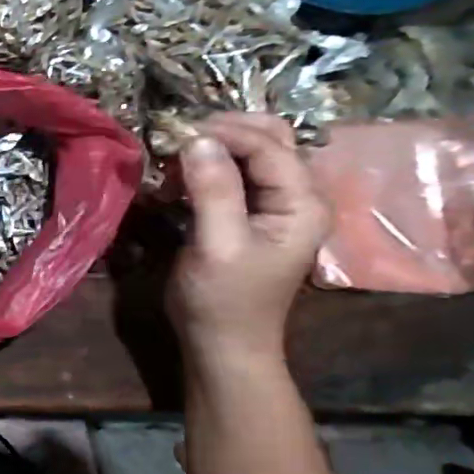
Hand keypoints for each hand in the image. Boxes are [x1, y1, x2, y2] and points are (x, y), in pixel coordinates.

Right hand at [168, 114, 330, 361]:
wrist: (223, 341)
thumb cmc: (223, 298)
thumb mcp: (216, 245)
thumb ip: (213, 191)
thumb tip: (196, 140)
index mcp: (302, 203)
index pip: (269, 146)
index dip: (224, 132)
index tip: (173, 133)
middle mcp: (297, 196)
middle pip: (269, 139)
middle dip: (223, 131)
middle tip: (174, 139)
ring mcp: (275, 205)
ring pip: (250, 153)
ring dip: (211, 148)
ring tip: (171, 161)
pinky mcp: (250, 214)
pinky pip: (233, 174)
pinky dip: (205, 168)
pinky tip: (177, 180)